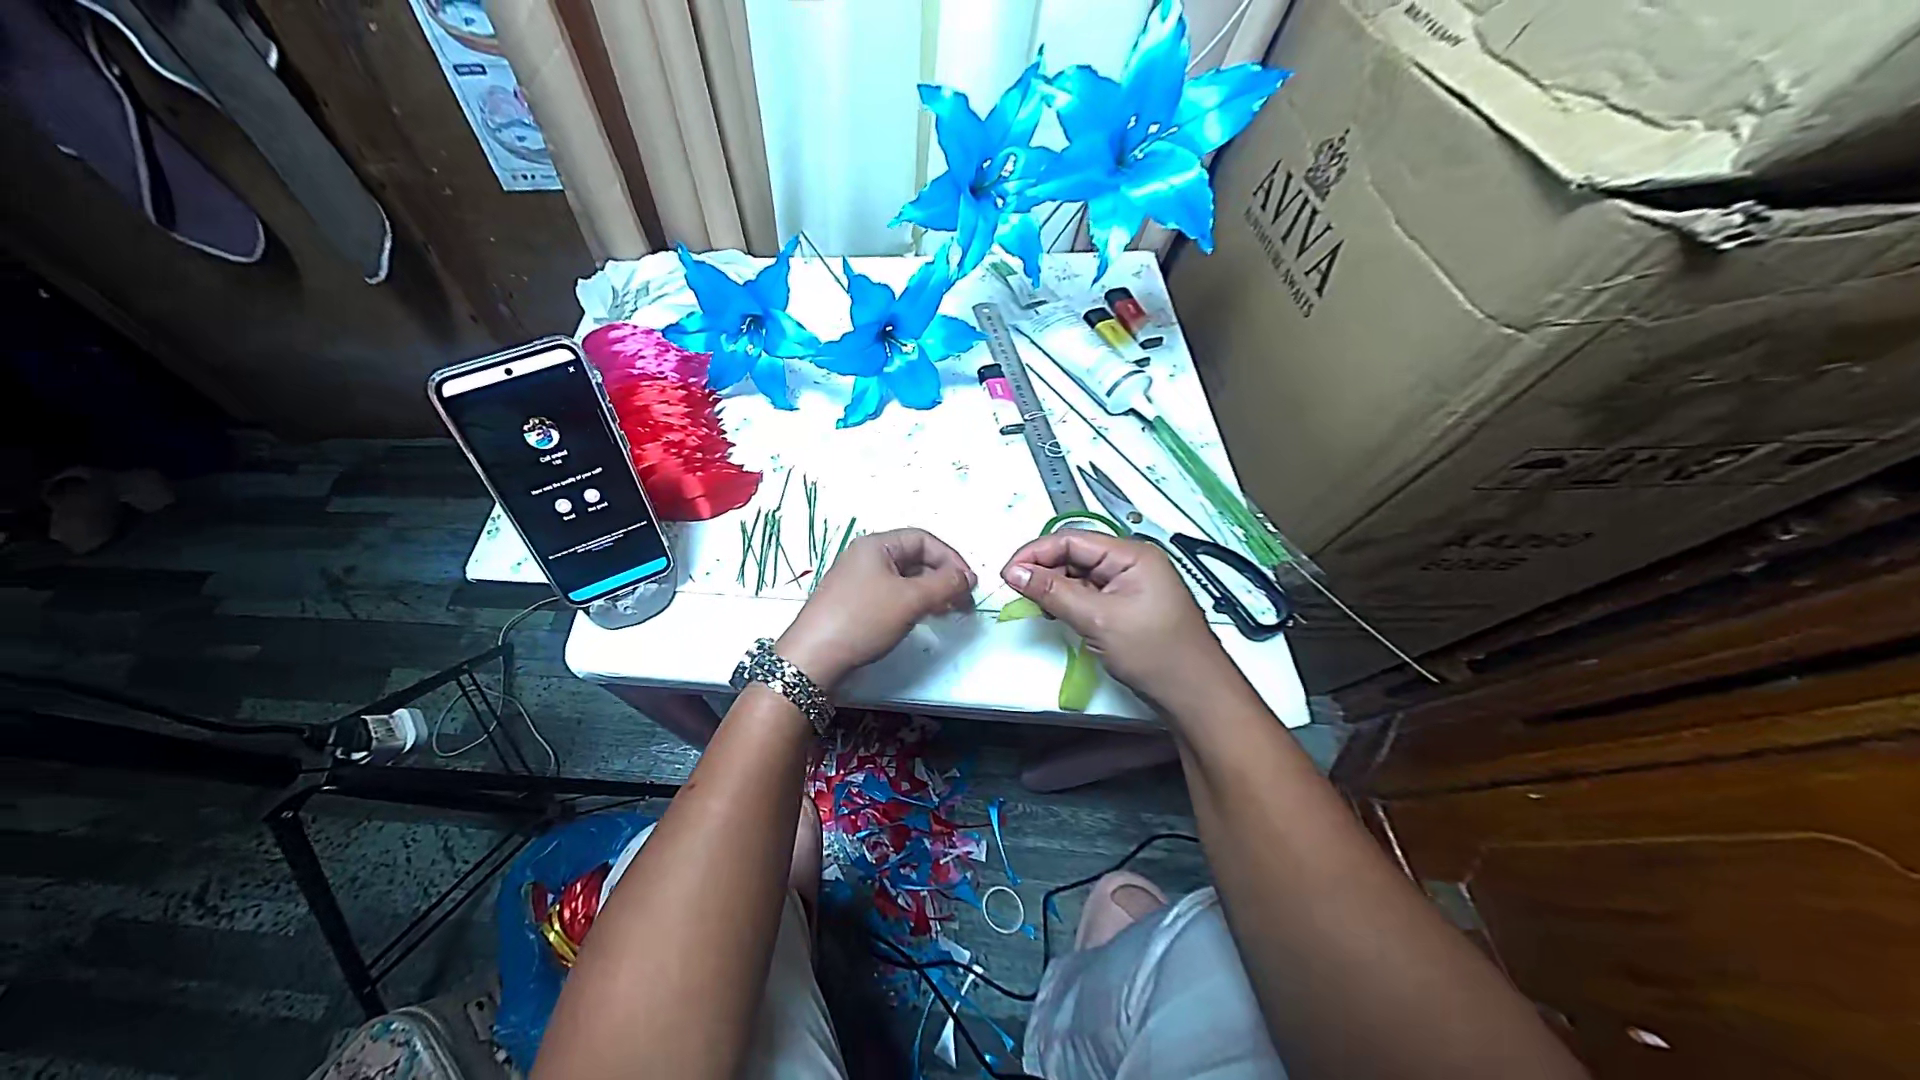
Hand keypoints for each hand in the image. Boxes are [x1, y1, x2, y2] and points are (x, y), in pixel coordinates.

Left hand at [777, 528, 976, 689]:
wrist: (813, 658)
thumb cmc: (862, 619)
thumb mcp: (910, 599)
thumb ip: (945, 584)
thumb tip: (968, 577)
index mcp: (876, 545)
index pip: (924, 540)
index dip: (951, 558)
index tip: (969, 583)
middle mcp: (866, 557)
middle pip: (915, 558)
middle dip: (943, 577)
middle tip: (963, 601)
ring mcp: (859, 581)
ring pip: (905, 579)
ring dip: (930, 592)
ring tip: (948, 612)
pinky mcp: (855, 604)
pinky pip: (893, 595)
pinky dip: (913, 603)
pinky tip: (923, 619)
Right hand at [1001, 531, 1230, 705]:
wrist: (1195, 694)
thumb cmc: (1158, 654)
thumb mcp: (1097, 619)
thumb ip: (1053, 592)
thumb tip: (1016, 572)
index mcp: (1132, 554)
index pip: (1071, 539)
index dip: (1035, 553)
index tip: (1009, 573)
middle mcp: (1131, 563)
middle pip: (1075, 554)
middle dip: (1044, 570)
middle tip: (1018, 592)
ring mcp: (1130, 585)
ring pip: (1080, 575)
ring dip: (1055, 587)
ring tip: (1038, 607)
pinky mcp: (1127, 606)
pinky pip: (1090, 593)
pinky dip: (1069, 602)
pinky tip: (1058, 615)